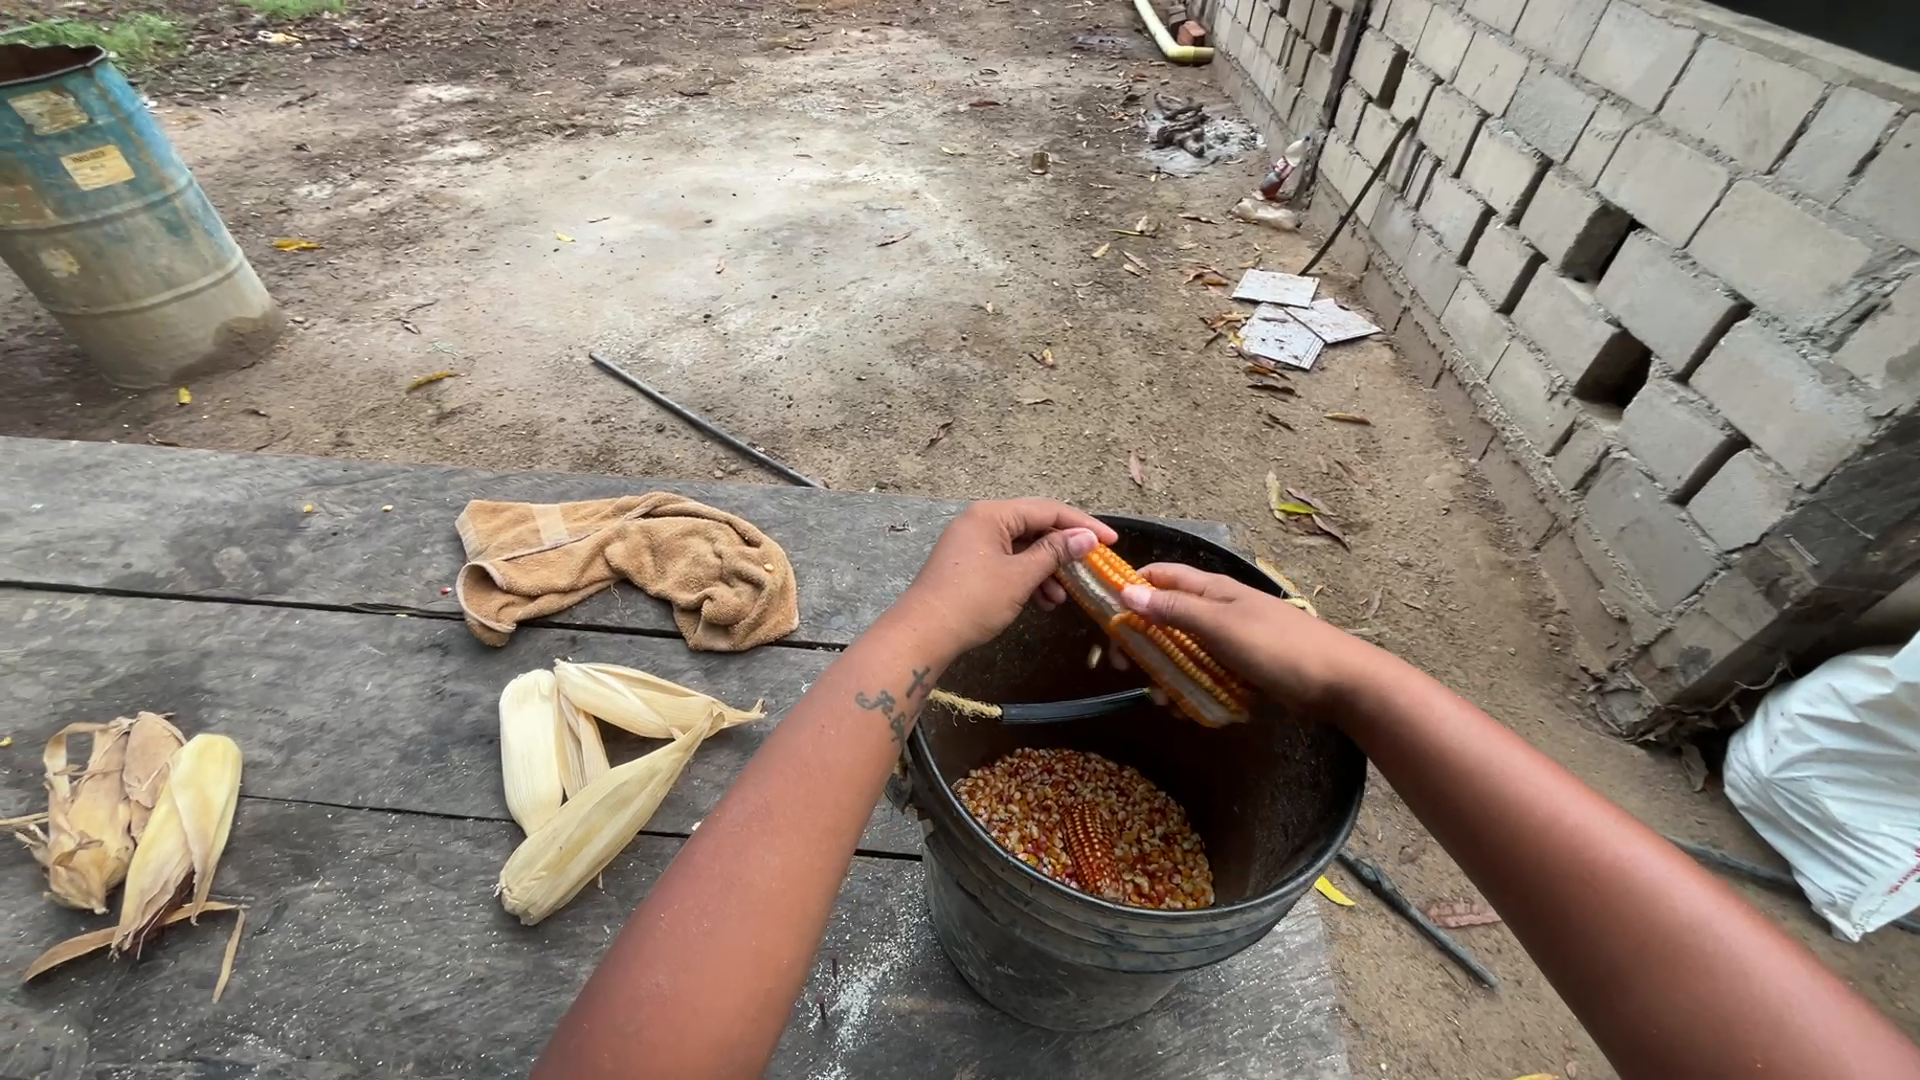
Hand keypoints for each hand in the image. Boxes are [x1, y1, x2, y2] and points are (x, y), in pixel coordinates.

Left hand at [897, 498, 1118, 655]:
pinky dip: (1027, 579)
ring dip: (1046, 571)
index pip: (1047, 509)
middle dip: (1062, 552)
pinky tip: (1042, 602)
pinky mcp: (969, 565)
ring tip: (1061, 598)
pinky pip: (1007, 563)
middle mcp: (980, 521)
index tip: (1110, 541)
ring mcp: (972, 544)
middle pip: (1034, 527)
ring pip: (1022, 549)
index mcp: (991, 514)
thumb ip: (1055, 553)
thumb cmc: (972, 601)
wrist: (923, 634)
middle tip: (1088, 570)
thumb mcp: (1020, 576)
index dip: (1082, 524)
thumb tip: (1086, 538)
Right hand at [1117, 562, 1385, 709]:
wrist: (1340, 683)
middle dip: (1140, 639)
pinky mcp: (1240, 667)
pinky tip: (1184, 708)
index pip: (1158, 576)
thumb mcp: (1219, 625)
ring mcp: (1229, 639)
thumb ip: (1173, 609)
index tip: (1106, 616)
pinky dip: (1188, 687)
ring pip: (1180, 649)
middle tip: (1123, 666)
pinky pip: (1202, 673)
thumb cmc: (1277, 646)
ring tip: (1158, 698)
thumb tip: (1126, 592)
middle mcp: (1216, 609)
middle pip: (1163, 615)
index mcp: (1211, 589)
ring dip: (1162, 670)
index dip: (1129, 589)